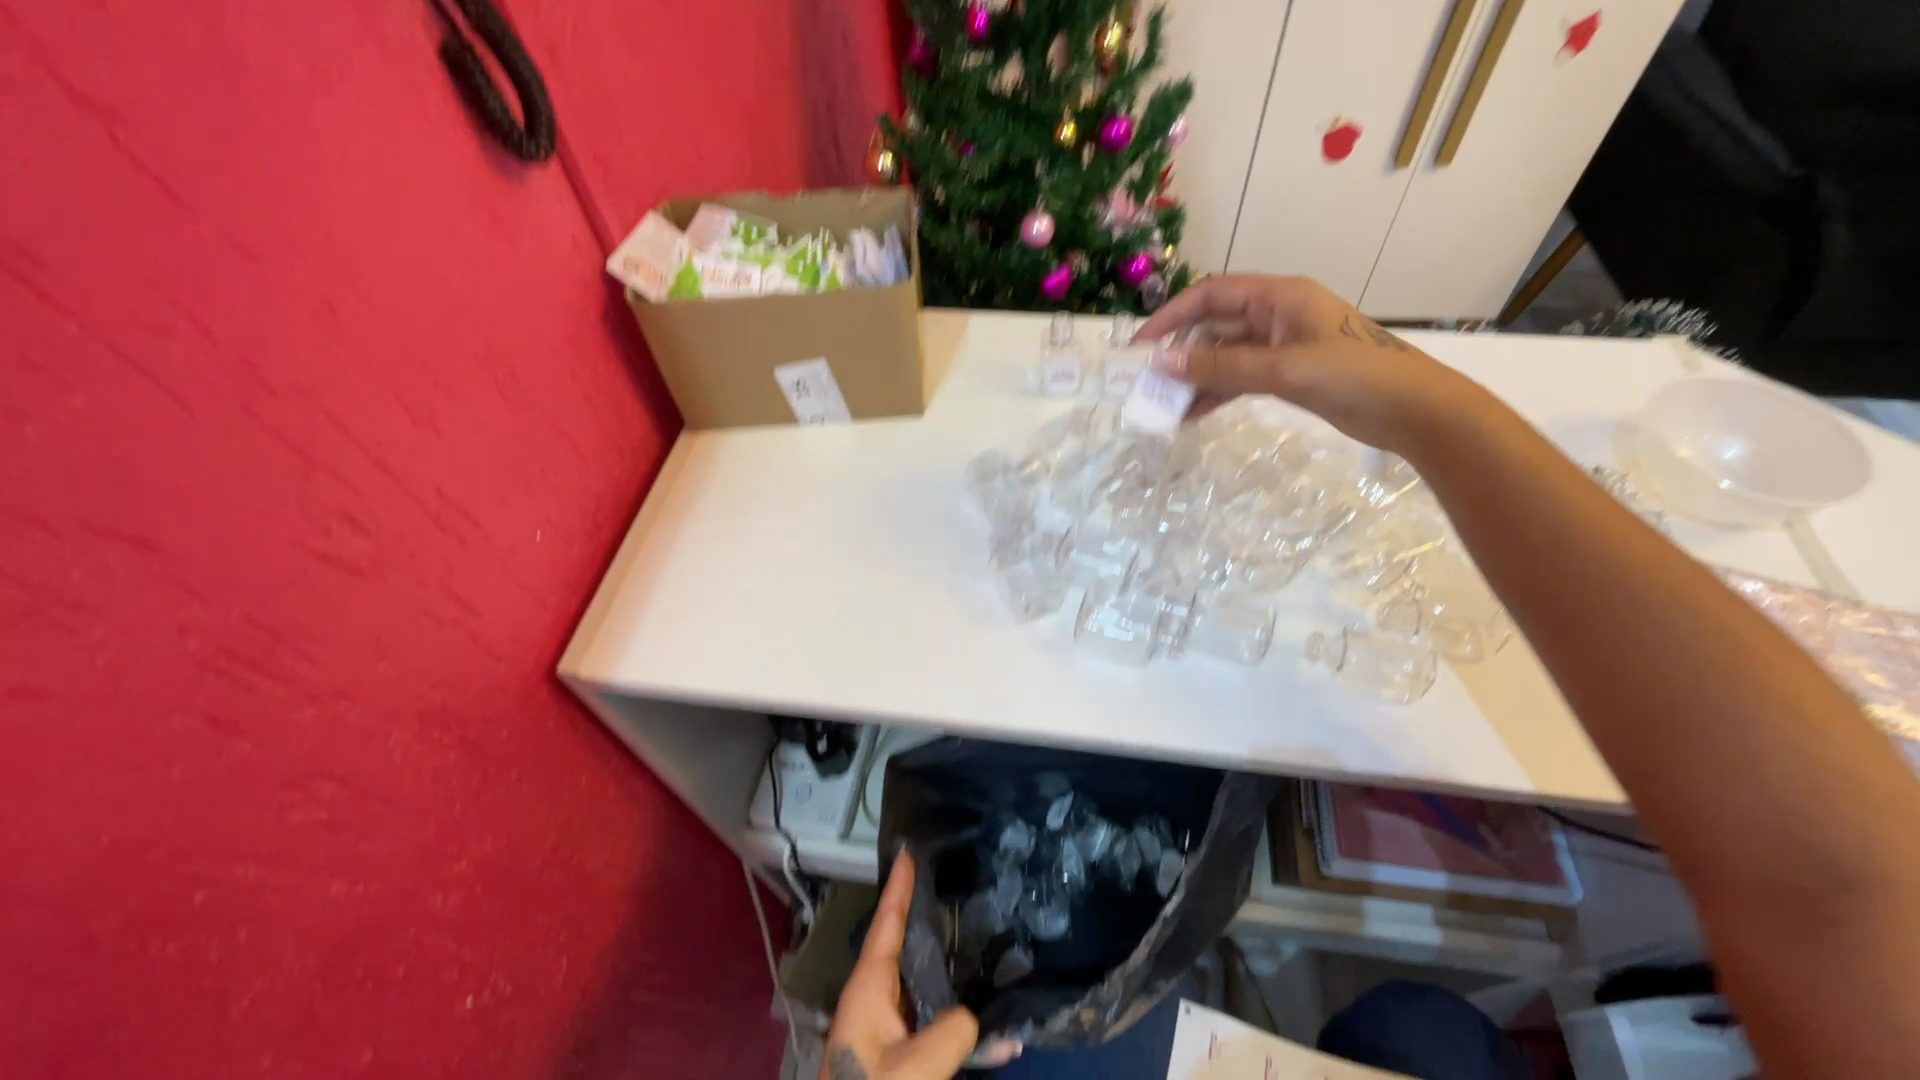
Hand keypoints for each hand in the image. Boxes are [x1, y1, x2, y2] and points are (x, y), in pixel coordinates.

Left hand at [821, 851, 1018, 1079]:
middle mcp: (876, 1003)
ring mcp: (888, 1034)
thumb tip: (972, 1020)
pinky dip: (966, 1034)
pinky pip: (939, 1033)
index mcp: (868, 990)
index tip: (909, 852)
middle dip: (934, 926)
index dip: (900, 888)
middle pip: (909, 952)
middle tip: (963, 893)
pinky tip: (1004, 1045)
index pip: (887, 925)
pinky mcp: (900, 1061)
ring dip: (959, 984)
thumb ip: (954, 1032)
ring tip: (993, 956)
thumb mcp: (916, 1067)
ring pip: (929, 994)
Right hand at [1133, 274, 1486, 454]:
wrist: (1414, 411)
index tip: (1140, 348)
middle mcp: (1276, 315)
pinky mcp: (1289, 374)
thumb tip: (1162, 364)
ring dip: (1195, 377)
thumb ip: (1222, 367)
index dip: (1171, 317)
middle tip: (1147, 383)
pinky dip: (1217, 393)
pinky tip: (1192, 414)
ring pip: (1225, 356)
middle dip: (1179, 352)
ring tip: (1164, 406)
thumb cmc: (1356, 376)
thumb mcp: (1284, 369)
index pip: (1210, 296)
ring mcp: (1283, 346)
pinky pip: (1241, 378)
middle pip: (1214, 325)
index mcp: (1279, 296)